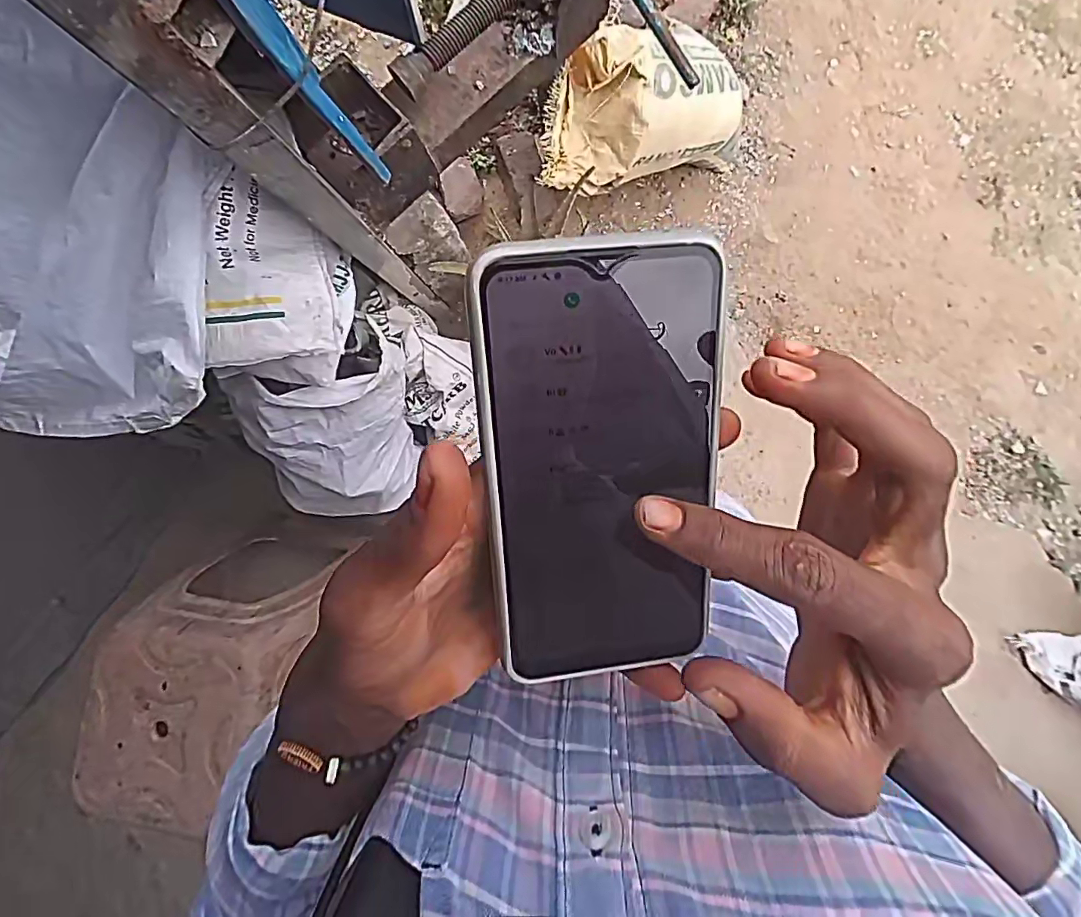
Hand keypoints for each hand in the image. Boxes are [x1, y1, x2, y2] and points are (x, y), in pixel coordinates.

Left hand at [277, 409, 749, 749]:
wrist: (372, 687)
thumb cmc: (364, 619)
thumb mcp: (381, 574)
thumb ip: (418, 523)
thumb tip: (441, 456)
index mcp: (480, 493)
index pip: (543, 441)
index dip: (596, 415)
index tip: (658, 393)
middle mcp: (515, 520)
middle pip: (590, 488)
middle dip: (650, 470)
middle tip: (715, 452)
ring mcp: (535, 568)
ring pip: (606, 547)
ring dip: (655, 549)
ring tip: (716, 552)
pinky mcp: (546, 615)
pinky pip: (597, 618)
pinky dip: (629, 638)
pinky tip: (663, 659)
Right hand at [634, 341, 972, 816]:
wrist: (892, 698)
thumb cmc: (856, 723)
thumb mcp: (825, 767)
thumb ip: (767, 732)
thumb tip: (699, 672)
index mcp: (910, 641)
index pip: (816, 574)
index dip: (729, 543)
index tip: (654, 517)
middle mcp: (920, 568)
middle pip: (920, 469)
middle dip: (847, 410)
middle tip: (766, 376)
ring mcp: (902, 525)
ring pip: (904, 435)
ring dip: (842, 382)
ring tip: (772, 356)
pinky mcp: (877, 500)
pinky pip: (869, 432)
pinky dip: (835, 388)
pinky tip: (786, 360)